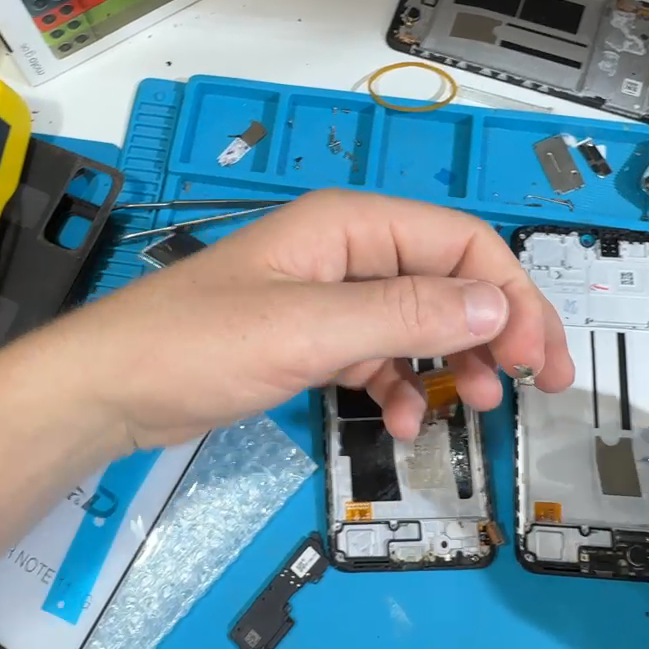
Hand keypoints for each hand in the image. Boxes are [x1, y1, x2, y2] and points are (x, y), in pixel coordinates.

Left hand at [21, 190, 572, 450]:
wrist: (113, 387)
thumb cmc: (199, 344)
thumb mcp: (307, 328)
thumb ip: (404, 314)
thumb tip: (495, 306)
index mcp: (350, 226)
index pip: (459, 244)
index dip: (509, 294)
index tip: (535, 358)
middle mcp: (346, 253)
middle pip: (447, 280)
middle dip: (495, 328)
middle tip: (531, 385)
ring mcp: (328, 299)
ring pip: (418, 322)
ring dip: (453, 361)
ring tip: (477, 406)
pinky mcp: (310, 340)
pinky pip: (378, 357)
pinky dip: (400, 387)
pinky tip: (406, 422)